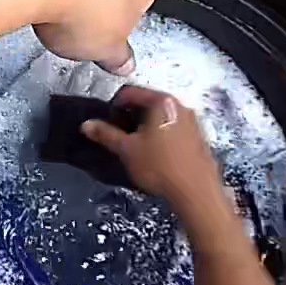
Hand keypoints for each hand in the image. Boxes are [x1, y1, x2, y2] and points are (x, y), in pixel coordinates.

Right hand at [81, 86, 229, 214]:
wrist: (196, 193)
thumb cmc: (158, 166)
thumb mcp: (126, 149)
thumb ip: (106, 134)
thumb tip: (86, 124)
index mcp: (161, 101)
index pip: (131, 91)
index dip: (115, 104)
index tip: (108, 120)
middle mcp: (179, 105)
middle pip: (148, 101)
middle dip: (131, 114)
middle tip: (121, 132)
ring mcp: (193, 120)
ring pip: (162, 115)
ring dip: (146, 124)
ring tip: (137, 144)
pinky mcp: (199, 136)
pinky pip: (174, 126)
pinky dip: (161, 132)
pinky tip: (157, 152)